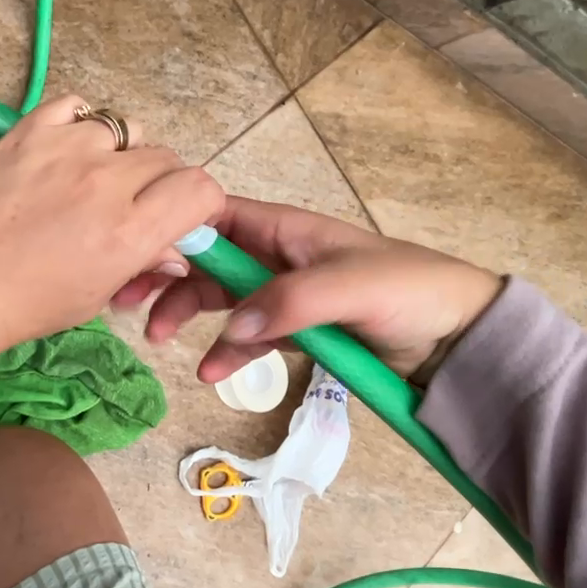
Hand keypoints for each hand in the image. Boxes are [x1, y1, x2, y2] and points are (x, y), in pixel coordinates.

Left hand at [0, 96, 224, 378]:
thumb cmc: (22, 306)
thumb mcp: (95, 295)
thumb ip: (142, 259)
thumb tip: (174, 247)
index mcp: (129, 231)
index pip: (200, 188)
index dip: (196, 204)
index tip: (177, 216)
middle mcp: (104, 182)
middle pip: (164, 157)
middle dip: (156, 184)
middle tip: (126, 208)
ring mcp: (62, 149)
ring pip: (123, 130)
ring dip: (116, 155)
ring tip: (85, 183)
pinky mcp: (25, 132)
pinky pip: (75, 107)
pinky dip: (79, 125)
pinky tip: (61, 153)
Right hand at [112, 197, 502, 383]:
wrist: (461, 340)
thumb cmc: (412, 292)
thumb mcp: (353, 288)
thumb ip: (289, 303)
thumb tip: (229, 329)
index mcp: (285, 229)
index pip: (214, 215)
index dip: (173, 228)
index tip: (135, 251)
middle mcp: (274, 255)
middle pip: (203, 257)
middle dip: (164, 274)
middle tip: (125, 299)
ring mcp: (280, 293)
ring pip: (216, 296)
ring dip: (183, 313)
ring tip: (158, 340)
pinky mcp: (292, 328)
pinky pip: (244, 335)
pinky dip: (224, 351)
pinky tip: (211, 372)